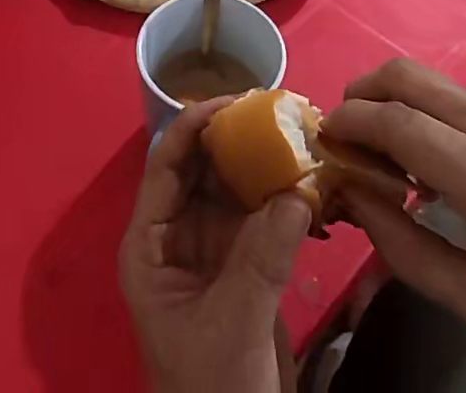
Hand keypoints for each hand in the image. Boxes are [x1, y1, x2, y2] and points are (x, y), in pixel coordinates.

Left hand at [121, 97, 311, 392]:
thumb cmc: (211, 390)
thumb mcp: (231, 325)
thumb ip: (262, 259)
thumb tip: (300, 190)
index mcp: (151, 243)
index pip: (165, 165)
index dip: (194, 126)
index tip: (236, 100)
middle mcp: (179, 232)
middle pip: (202, 166)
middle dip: (237, 136)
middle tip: (281, 111)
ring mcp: (213, 243)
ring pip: (235, 183)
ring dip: (265, 160)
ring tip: (303, 134)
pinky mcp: (245, 258)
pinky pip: (263, 211)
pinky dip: (286, 194)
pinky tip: (314, 182)